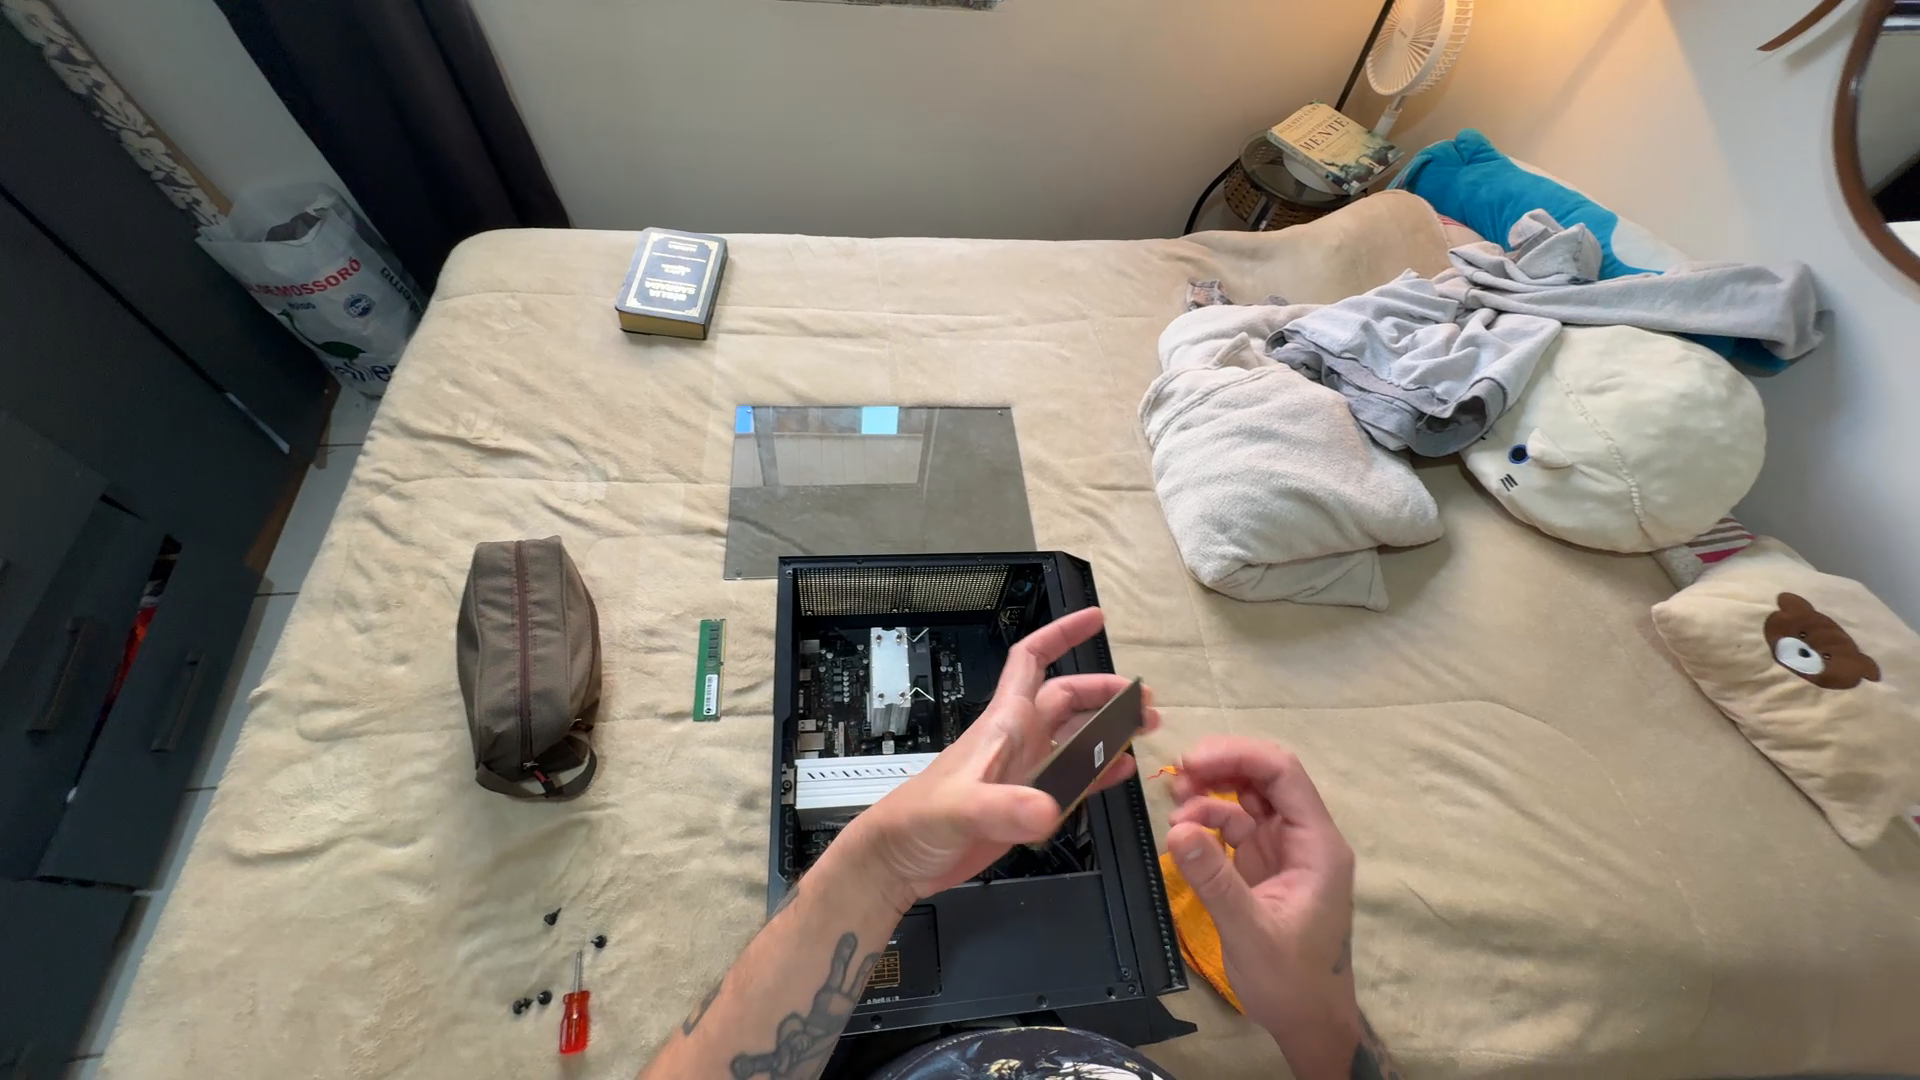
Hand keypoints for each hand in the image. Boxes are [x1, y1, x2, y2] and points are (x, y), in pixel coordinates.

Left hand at [838, 607, 1160, 912]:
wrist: (900, 858)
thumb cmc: (918, 819)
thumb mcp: (960, 808)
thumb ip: (1003, 807)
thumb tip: (1048, 809)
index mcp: (1003, 722)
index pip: (1032, 660)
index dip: (1061, 633)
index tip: (1096, 618)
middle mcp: (1017, 738)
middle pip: (1066, 697)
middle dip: (1104, 691)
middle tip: (1144, 700)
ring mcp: (1024, 769)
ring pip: (1074, 735)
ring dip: (1108, 728)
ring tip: (1144, 727)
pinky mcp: (1027, 801)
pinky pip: (1073, 778)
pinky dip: (1100, 770)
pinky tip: (1121, 769)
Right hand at [1167, 738, 1361, 1079]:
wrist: (1306, 1023)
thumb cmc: (1290, 981)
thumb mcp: (1250, 932)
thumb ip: (1215, 879)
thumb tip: (1177, 829)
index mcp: (1317, 844)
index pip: (1283, 773)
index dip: (1238, 755)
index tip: (1192, 762)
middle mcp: (1303, 835)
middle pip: (1263, 774)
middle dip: (1219, 766)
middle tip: (1177, 776)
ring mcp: (1281, 845)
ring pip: (1246, 792)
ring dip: (1209, 788)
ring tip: (1174, 800)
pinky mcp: (1260, 858)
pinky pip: (1232, 819)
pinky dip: (1205, 816)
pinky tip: (1183, 830)